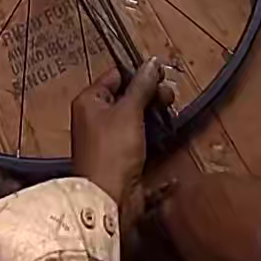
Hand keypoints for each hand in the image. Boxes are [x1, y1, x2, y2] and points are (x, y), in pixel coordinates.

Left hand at [70, 59, 169, 217]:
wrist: (108, 198)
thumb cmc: (112, 149)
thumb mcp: (129, 112)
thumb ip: (142, 87)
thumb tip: (152, 62)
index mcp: (89, 100)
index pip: (115, 77)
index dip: (137, 74)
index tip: (161, 74)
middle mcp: (95, 116)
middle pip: (126, 96)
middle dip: (149, 94)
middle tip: (170, 96)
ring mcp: (107, 136)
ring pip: (134, 116)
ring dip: (152, 112)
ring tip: (171, 110)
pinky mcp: (120, 155)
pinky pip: (137, 135)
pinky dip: (151, 131)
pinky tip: (167, 129)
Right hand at [144, 173, 260, 260]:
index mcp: (166, 212)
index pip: (147, 228)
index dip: (154, 246)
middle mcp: (181, 188)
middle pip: (173, 209)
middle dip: (178, 227)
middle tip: (189, 249)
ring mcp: (208, 179)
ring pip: (197, 200)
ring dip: (201, 216)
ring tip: (215, 239)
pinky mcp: (235, 177)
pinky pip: (220, 197)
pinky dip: (223, 210)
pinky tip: (235, 228)